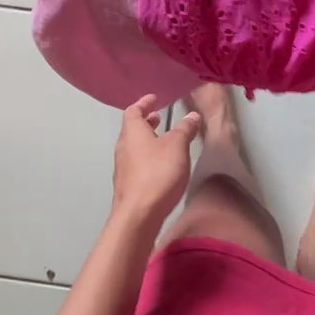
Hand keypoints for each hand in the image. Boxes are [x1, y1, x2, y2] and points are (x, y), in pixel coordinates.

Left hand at [112, 94, 202, 224]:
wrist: (138, 216)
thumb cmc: (157, 173)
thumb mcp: (177, 146)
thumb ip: (185, 129)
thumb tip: (192, 116)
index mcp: (132, 132)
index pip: (133, 110)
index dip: (144, 103)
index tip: (154, 98)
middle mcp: (123, 147)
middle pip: (132, 129)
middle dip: (146, 122)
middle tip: (160, 117)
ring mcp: (123, 168)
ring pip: (134, 147)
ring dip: (147, 141)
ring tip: (165, 141)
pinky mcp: (127, 186)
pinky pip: (137, 163)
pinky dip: (148, 157)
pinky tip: (162, 166)